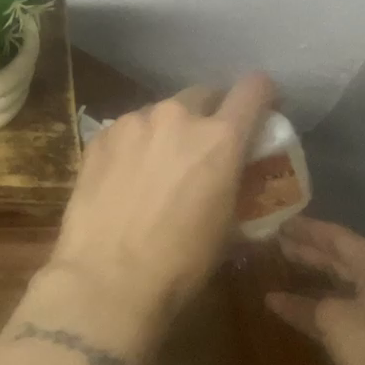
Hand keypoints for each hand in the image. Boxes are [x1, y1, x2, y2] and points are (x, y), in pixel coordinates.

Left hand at [41, 75, 277, 335]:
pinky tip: (127, 175)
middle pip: (202, 95)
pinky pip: (128, 129)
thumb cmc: (181, 262)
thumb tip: (236, 183)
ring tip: (160, 165)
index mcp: (220, 138)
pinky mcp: (100, 135)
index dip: (263, 94)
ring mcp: (132, 122)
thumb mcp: (229, 227)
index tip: (263, 108)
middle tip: (206, 144)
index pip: (253, 90)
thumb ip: (237, 187)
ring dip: (168, 130)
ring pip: (160, 113)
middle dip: (210, 112)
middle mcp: (177, 117)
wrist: (109, 274)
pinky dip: (135, 144)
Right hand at [266, 217, 364, 364]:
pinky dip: (323, 307)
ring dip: (315, 279)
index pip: (336, 237)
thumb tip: (273, 299)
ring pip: (345, 286)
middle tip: (276, 243)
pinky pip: (348, 310)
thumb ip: (302, 305)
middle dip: (308, 252)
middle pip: (342, 259)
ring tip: (283, 270)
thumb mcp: (333, 319)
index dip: (305, 229)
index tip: (278, 221)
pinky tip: (299, 308)